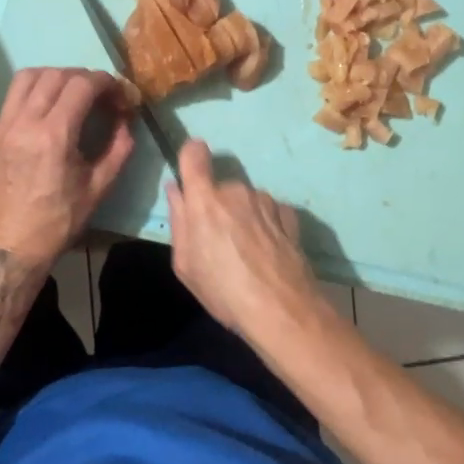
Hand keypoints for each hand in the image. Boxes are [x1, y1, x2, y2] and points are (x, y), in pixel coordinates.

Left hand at [0, 67, 135, 266]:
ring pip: (33, 75)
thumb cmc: (60, 219)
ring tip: (77, 93)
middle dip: (87, 78)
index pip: (82, 85)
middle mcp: (27, 122)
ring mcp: (8, 123)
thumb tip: (126, 120)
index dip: (107, 83)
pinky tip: (54, 101)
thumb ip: (119, 148)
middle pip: (58, 75)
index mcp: (54, 136)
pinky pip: (16, 90)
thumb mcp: (99, 186)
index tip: (121, 96)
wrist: (15, 242)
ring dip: (59, 75)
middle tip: (104, 96)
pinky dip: (38, 84)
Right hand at [165, 140, 322, 336]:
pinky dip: (267, 224)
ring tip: (247, 253)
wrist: (281, 310)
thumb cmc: (223, 290)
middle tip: (219, 241)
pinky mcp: (289, 214)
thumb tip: (175, 190)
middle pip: (221, 186)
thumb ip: (178, 220)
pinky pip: (270, 211)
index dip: (191, 157)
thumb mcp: (185, 264)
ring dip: (244, 216)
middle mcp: (236, 190)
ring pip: (247, 200)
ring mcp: (266, 201)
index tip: (192, 173)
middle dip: (218, 206)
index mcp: (205, 200)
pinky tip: (268, 252)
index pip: (194, 154)